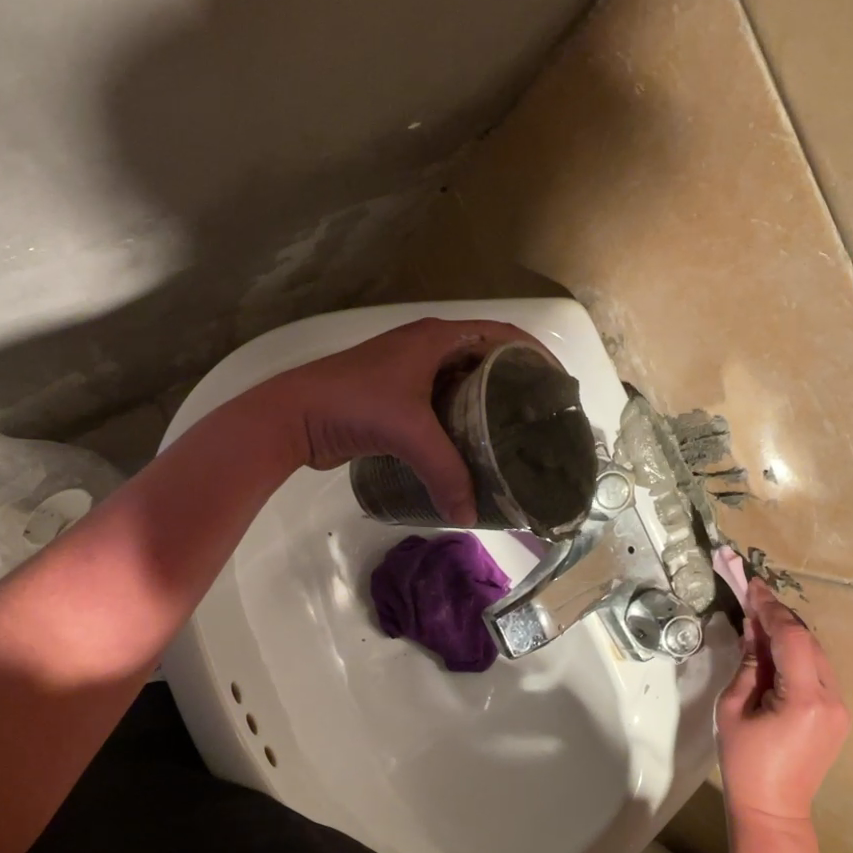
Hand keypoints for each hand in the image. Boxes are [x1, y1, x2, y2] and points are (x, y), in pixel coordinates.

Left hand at [264, 317, 537, 525]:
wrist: (293, 415)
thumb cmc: (354, 405)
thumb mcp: (409, 434)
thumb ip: (446, 473)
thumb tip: (469, 516)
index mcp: (437, 338)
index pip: (503, 336)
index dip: (536, 356)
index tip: (560, 386)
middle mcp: (427, 348)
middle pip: (486, 361)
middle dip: (515, 386)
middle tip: (541, 420)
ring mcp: (409, 372)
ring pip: (462, 385)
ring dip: (486, 406)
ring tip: (514, 438)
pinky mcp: (394, 398)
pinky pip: (441, 406)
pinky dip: (460, 423)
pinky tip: (472, 450)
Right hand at [713, 548, 848, 822]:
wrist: (773, 809)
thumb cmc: (744, 761)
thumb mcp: (732, 707)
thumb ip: (749, 665)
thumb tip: (753, 631)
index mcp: (805, 699)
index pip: (792, 638)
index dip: (771, 608)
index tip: (752, 585)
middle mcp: (832, 699)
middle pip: (808, 642)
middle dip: (780, 617)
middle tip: (752, 596)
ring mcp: (840, 708)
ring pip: (816, 655)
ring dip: (789, 634)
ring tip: (760, 617)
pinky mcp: (837, 715)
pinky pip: (818, 672)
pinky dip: (796, 654)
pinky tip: (774, 648)